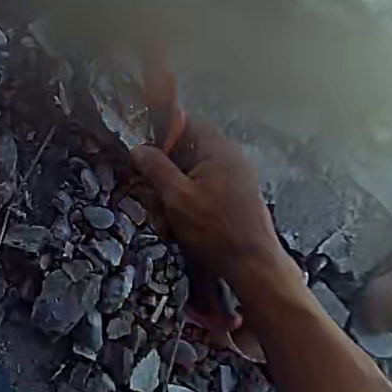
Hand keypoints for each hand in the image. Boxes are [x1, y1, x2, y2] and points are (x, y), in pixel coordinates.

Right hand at [131, 120, 289, 293]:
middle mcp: (230, 160)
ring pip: (191, 177)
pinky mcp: (235, 200)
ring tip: (167, 222)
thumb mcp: (177, 197)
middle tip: (153, 199)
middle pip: (187, 154)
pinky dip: (187, 207)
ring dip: (173, 196)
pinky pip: (203, 193)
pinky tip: (180, 229)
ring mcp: (235, 180)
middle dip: (164, 175)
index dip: (162, 135)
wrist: (254, 267)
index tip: (144, 155)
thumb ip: (155, 168)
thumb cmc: (215, 230)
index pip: (187, 124)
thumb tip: (138, 149)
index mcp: (219, 150)